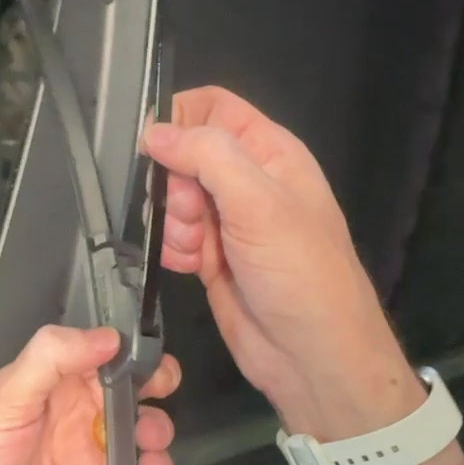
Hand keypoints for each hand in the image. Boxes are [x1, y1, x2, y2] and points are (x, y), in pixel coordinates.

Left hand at [0, 326, 180, 464]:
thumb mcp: (4, 402)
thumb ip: (50, 360)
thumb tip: (107, 336)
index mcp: (40, 383)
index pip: (89, 352)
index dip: (121, 348)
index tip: (149, 350)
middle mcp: (63, 412)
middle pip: (118, 387)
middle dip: (149, 382)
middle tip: (165, 387)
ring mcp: (79, 451)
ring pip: (132, 428)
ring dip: (153, 427)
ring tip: (153, 439)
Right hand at [142, 86, 422, 438]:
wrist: (310, 355)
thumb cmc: (299, 273)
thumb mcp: (259, 203)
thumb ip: (208, 157)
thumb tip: (154, 130)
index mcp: (270, 153)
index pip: (213, 108)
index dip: (179, 119)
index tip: (153, 149)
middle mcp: (247, 182)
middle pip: (184, 156)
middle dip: (174, 183)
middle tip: (191, 215)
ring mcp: (228, 223)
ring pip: (173, 200)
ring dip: (172, 222)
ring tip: (195, 249)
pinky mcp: (210, 259)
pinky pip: (174, 238)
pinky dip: (173, 251)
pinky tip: (190, 268)